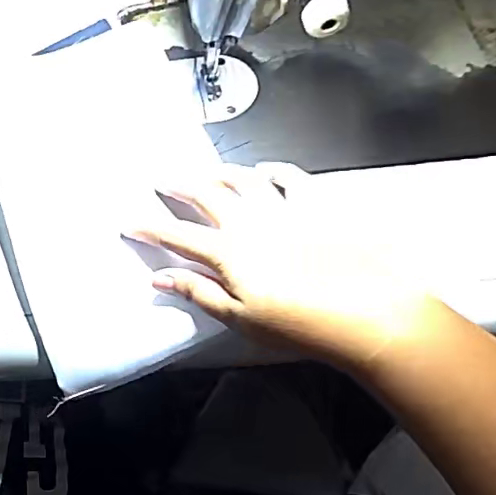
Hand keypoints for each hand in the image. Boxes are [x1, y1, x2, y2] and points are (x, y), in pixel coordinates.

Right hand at [126, 163, 447, 373]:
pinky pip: (292, 179)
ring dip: (221, 172)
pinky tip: (267, 170)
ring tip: (208, 171)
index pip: (178, 235)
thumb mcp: (240, 317)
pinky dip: (275, 171)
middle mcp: (252, 222)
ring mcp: (285, 210)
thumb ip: (199, 292)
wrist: (364, 313)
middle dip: (180, 186)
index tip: (131, 222)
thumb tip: (160, 278)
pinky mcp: (317, 207)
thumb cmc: (299, 324)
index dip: (151, 228)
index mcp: (229, 252)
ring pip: (245, 179)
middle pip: (207, 196)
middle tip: (164, 181)